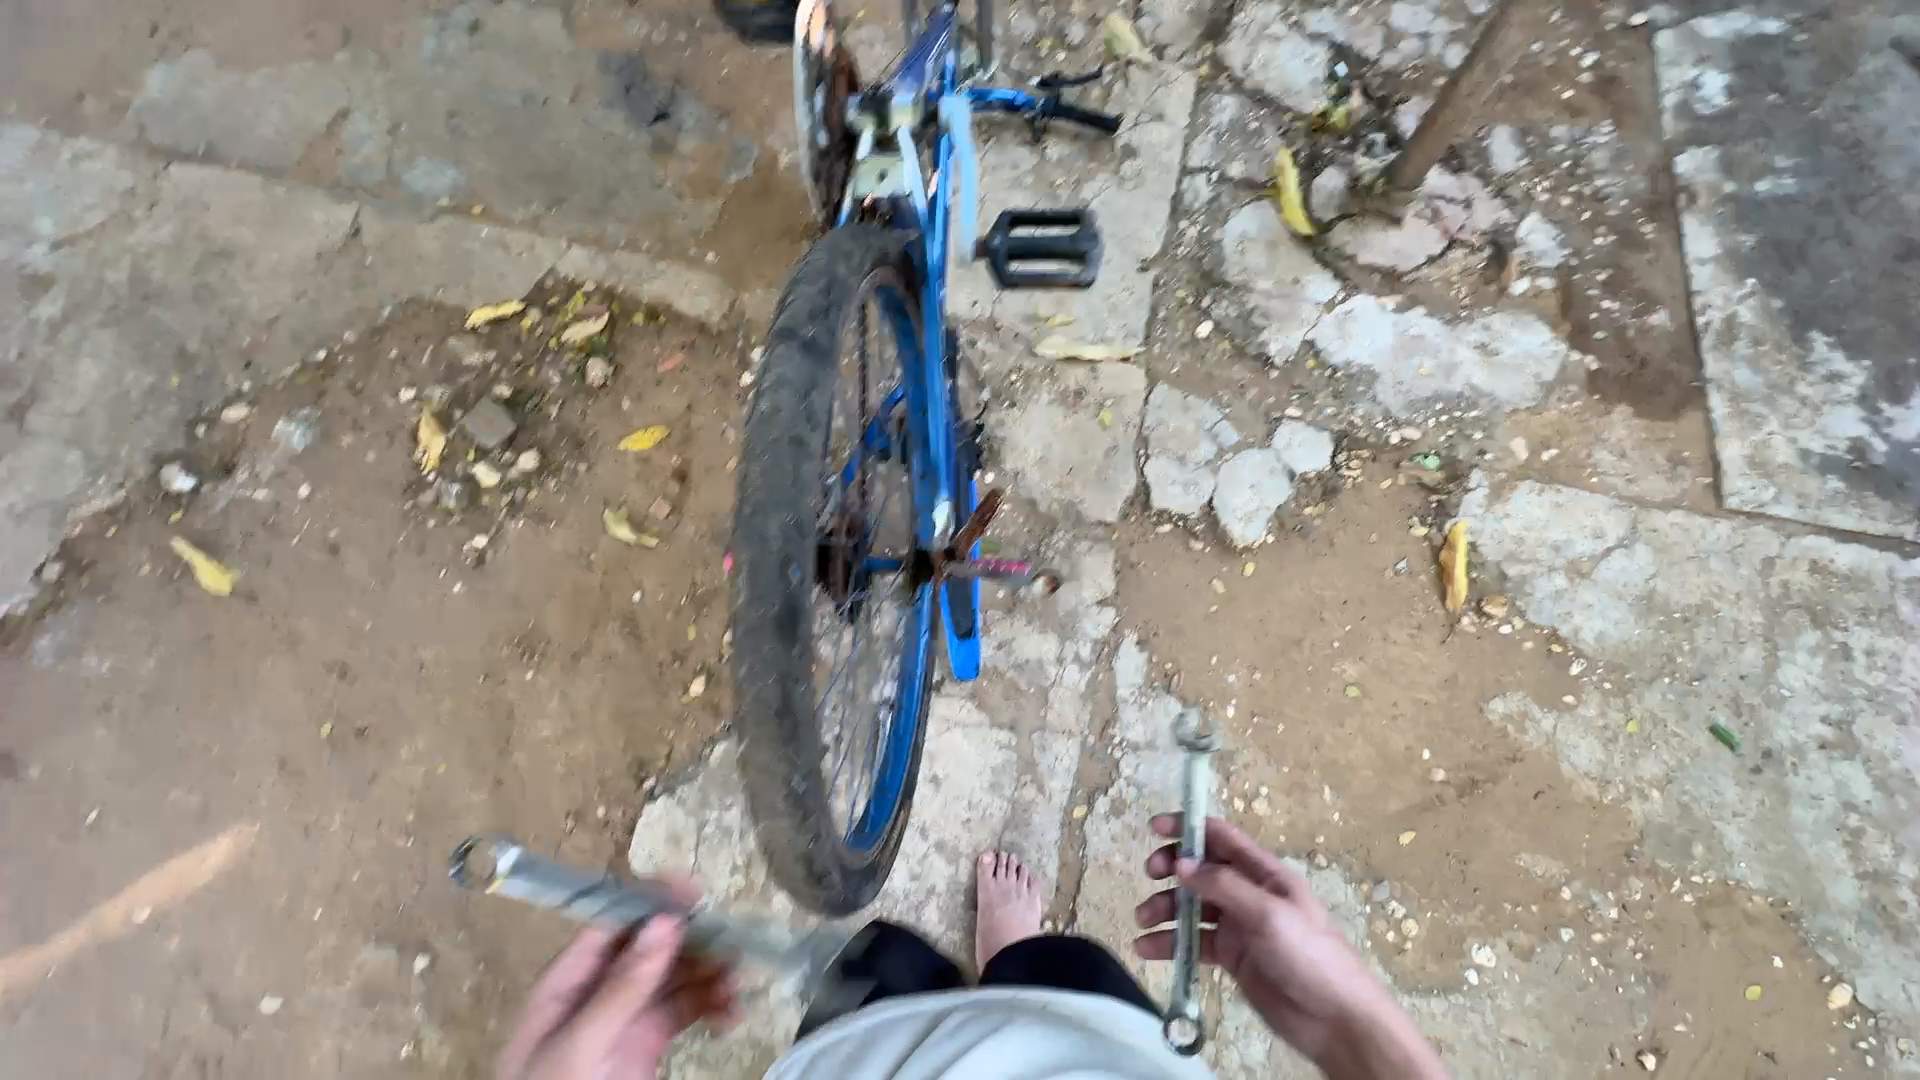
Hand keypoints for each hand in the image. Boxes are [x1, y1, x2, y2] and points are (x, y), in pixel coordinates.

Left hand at [498, 896, 736, 1079]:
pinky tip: (731, 1017)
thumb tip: (666, 921)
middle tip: (733, 944)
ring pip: (675, 975)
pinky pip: (685, 1009)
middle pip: (653, 945)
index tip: (697, 892)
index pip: (614, 923)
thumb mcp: (581, 1050)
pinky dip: (711, 1006)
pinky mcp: (647, 1042)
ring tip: (736, 987)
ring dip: (709, 973)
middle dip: (694, 941)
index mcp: (569, 982)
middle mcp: (600, 990)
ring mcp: (625, 1016)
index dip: (654, 901)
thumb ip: (623, 988)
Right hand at [1133, 815, 1446, 1079]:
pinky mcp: (1231, 957)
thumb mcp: (1269, 914)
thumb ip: (1223, 886)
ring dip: (1164, 908)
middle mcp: (1247, 892)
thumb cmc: (1310, 956)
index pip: (1219, 837)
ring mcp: (1237, 925)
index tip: (1155, 827)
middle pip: (1199, 869)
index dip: (1187, 827)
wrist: (1337, 1022)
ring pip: (1191, 906)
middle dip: (1171, 868)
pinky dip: (1169, 943)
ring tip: (1142, 921)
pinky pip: (1192, 942)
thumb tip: (1180, 864)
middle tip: (1150, 875)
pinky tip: (1147, 949)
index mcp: (1262, 873)